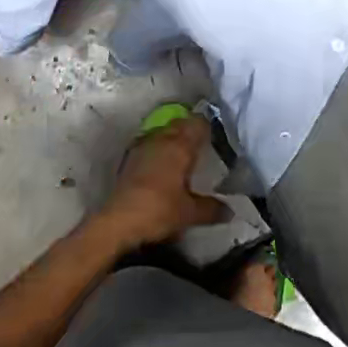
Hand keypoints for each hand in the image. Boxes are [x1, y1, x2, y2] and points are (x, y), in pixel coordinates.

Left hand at [94, 115, 229, 248]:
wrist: (116, 223)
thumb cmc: (158, 211)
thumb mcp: (189, 213)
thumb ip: (212, 209)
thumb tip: (231, 211)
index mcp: (181, 145)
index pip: (199, 123)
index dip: (208, 128)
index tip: (215, 139)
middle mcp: (163, 139)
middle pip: (181, 123)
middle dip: (191, 130)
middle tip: (201, 147)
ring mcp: (144, 146)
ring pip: (164, 132)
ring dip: (173, 138)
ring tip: (181, 155)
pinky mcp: (130, 159)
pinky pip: (150, 144)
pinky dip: (158, 149)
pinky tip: (160, 166)